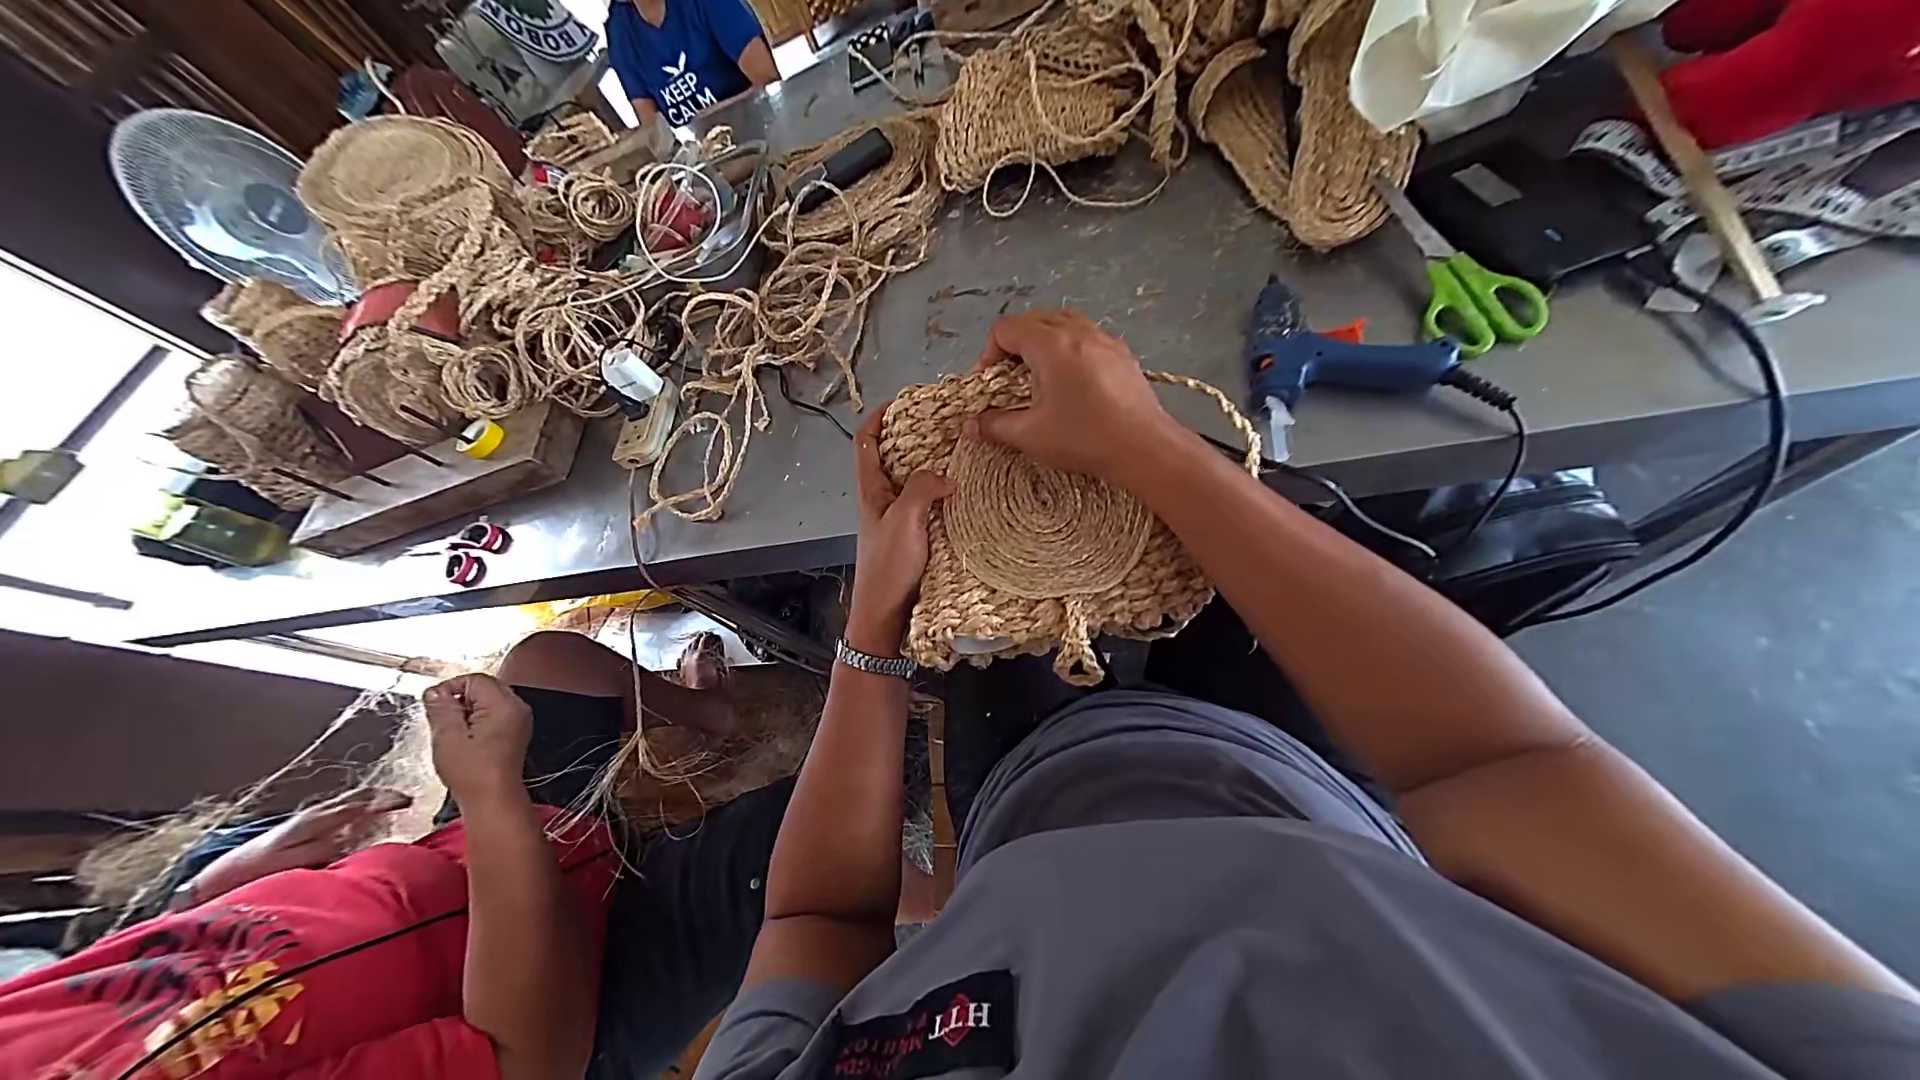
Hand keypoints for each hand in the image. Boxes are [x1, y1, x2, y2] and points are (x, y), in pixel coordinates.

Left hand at [179, 787, 410, 906]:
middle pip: (360, 795)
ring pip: (352, 800)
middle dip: (386, 795)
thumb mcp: (294, 861)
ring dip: (376, 801)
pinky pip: (343, 810)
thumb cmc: (256, 871)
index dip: (387, 800)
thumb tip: (359, 837)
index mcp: (319, 817)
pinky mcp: (306, 826)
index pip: (362, 800)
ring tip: (394, 808)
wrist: (215, 878)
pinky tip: (368, 820)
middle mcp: (318, 812)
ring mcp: (311, 818)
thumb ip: (329, 846)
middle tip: (409, 802)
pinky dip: (363, 810)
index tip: (409, 803)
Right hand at [425, 674, 533, 807]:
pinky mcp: (516, 730)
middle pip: (485, 687)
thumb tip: (434, 691)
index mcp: (504, 705)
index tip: (433, 702)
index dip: (450, 687)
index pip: (476, 679)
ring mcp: (519, 719)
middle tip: (442, 720)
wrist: (492, 796)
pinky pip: (495, 714)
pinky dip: (478, 720)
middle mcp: (518, 708)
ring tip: (455, 733)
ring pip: (489, 700)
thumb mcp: (447, 737)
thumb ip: (441, 708)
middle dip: (459, 699)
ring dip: (467, 710)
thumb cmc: (473, 772)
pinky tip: (466, 739)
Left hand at [850, 406, 951, 654]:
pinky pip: (927, 506)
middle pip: (892, 458)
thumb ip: (922, 488)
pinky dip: (942, 495)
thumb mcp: (904, 520)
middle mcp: (882, 501)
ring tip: (958, 455)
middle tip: (941, 426)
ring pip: (912, 482)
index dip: (879, 418)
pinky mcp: (913, 538)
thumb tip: (946, 477)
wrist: (886, 615)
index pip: (866, 442)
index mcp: (871, 491)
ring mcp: (897, 521)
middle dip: (912, 438)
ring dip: (930, 466)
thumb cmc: (888, 567)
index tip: (901, 402)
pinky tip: (962, 495)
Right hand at [965, 310, 1182, 482]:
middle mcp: (1078, 332)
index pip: (1006, 330)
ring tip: (1038, 376)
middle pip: (1033, 320)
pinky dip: (1069, 349)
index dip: (988, 354)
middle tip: (1009, 379)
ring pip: (1063, 323)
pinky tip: (1071, 382)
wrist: (1143, 448)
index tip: (988, 384)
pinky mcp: (1122, 354)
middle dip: (1013, 346)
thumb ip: (995, 425)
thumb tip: (970, 426)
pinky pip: (1086, 337)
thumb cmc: (1083, 438)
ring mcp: (1104, 340)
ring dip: (1042, 343)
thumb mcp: (1030, 435)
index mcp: (1050, 345)